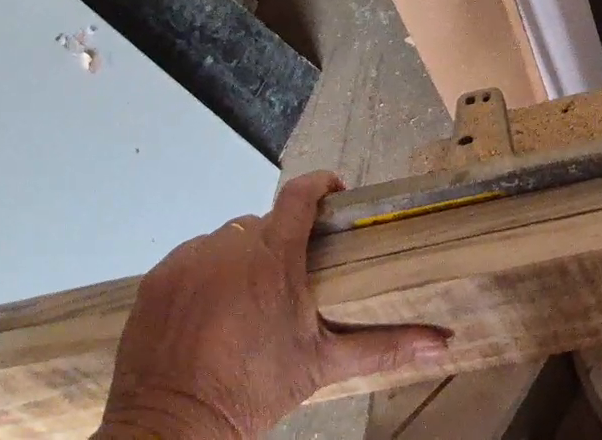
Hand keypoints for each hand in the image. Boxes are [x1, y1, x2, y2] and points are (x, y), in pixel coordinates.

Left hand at [96, 172, 450, 438]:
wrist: (170, 431)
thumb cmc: (254, 391)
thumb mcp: (323, 364)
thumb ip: (385, 345)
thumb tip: (444, 344)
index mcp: (275, 257)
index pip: (301, 193)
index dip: (322, 186)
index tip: (336, 198)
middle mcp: (230, 246)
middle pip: (266, 221)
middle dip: (282, 239)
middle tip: (294, 275)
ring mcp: (188, 261)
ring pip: (228, 239)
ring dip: (243, 257)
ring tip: (250, 297)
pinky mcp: (157, 279)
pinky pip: (192, 258)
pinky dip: (207, 274)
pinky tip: (212, 309)